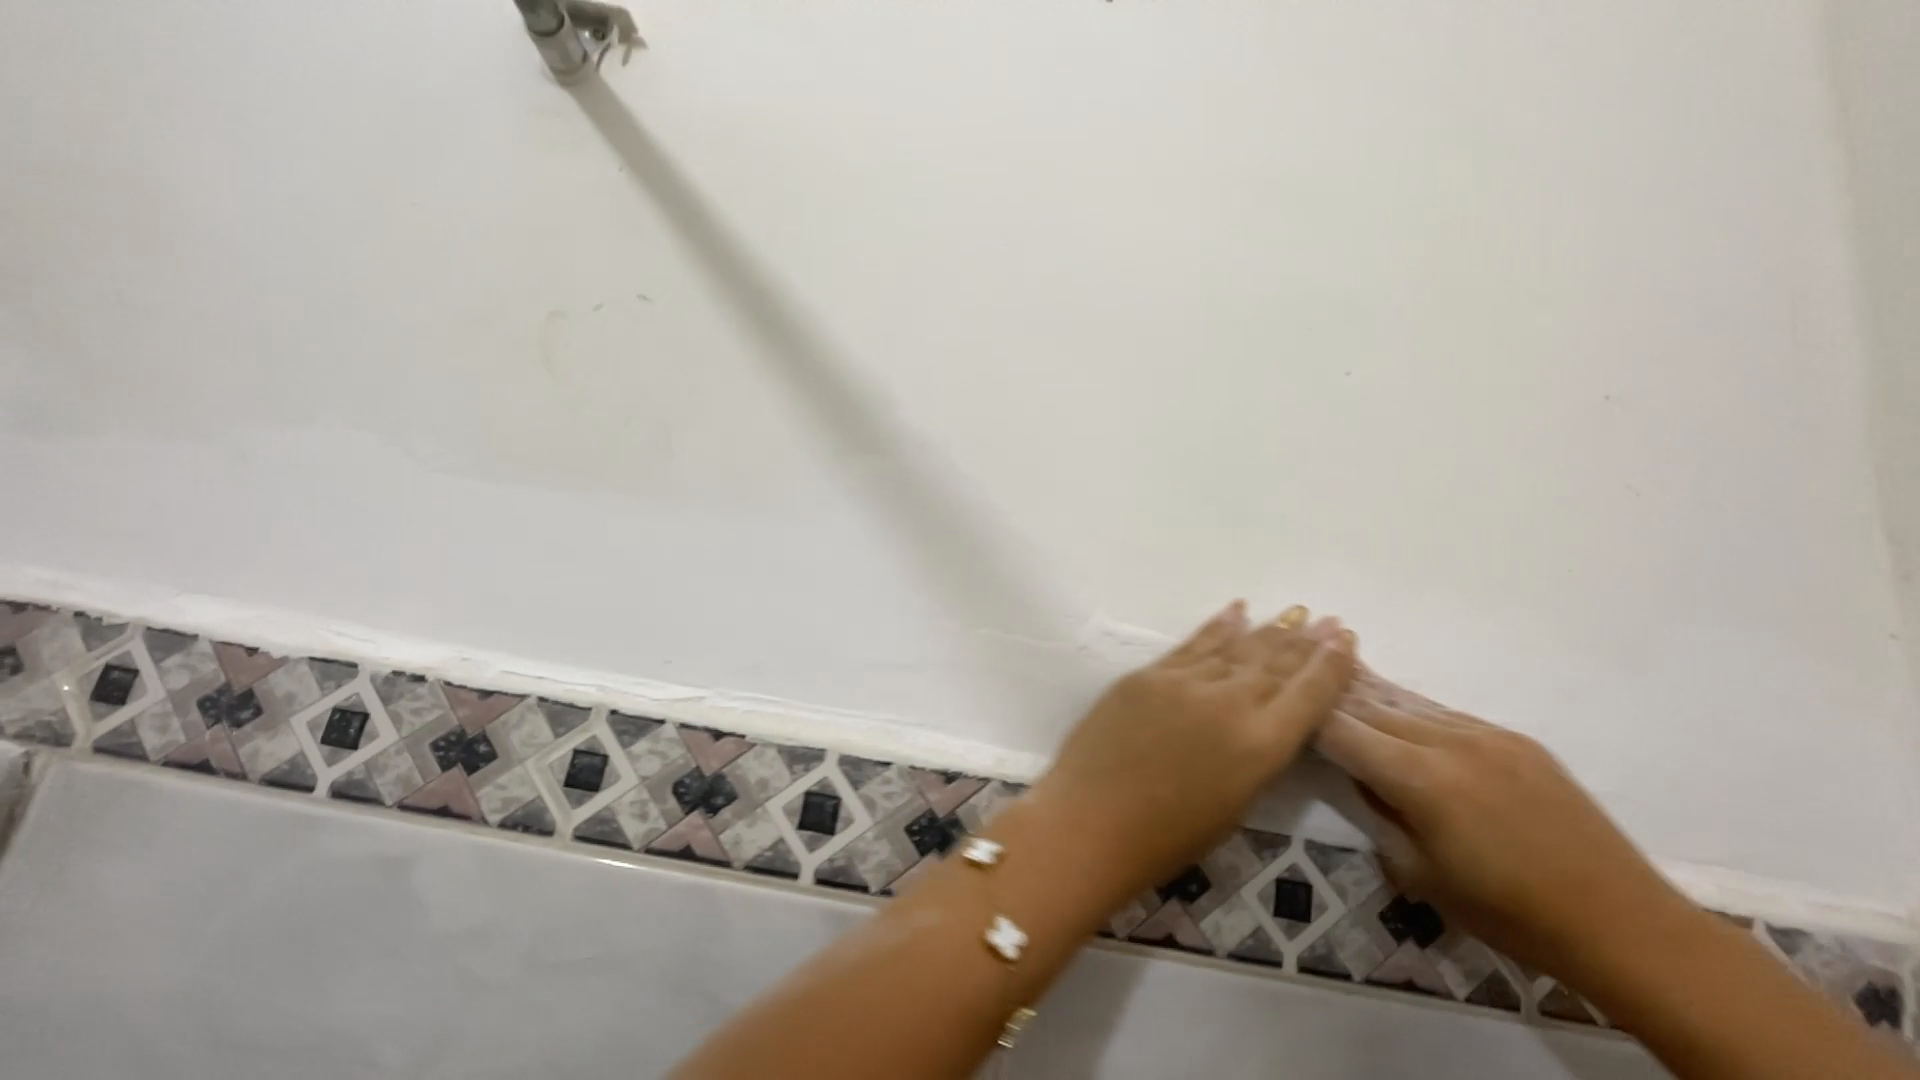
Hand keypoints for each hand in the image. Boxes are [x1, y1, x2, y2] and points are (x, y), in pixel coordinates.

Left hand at [1024, 601, 1356, 905]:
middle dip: (1305, 641)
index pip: (1309, 694)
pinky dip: (1218, 626)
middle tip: (1326, 620)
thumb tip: (1266, 723)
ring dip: (1269, 629)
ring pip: (1237, 648)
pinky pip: (1193, 644)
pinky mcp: (1148, 675)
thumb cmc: (1168, 838)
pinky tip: (1237, 611)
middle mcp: (1231, 703)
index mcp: (1261, 744)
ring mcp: (1186, 682)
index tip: (1345, 640)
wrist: (1091, 823)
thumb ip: (1256, 758)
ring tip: (1294, 613)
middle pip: (1276, 664)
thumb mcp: (1236, 805)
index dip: (1332, 665)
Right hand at [1315, 677, 1695, 981]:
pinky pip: (1447, 714)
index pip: (1343, 732)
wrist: (1620, 921)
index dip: (1307, 717)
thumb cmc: (1509, 914)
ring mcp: (1487, 735)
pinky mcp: (1517, 740)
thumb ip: (1381, 815)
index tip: (1280, 705)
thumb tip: (1360, 779)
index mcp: (1421, 781)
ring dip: (1369, 691)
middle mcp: (1450, 743)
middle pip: (1373, 707)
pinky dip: (1411, 709)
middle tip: (1296, 672)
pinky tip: (1394, 704)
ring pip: (1409, 703)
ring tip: (1335, 669)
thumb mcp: (1421, 876)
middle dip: (1332, 693)